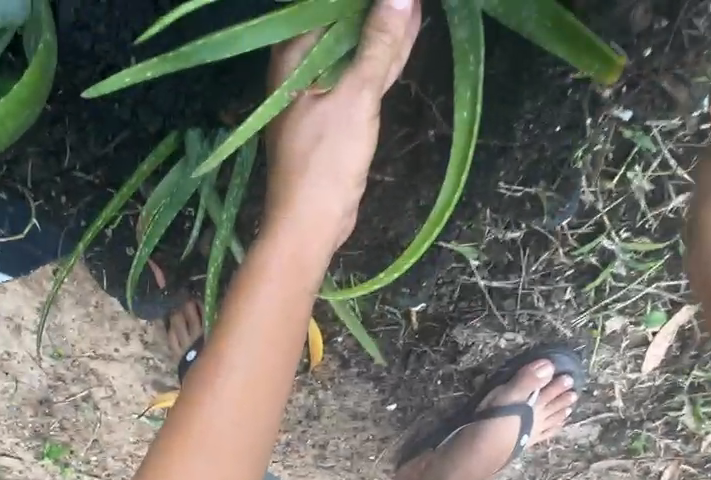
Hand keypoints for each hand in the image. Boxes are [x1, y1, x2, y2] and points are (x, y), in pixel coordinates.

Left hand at [262, 0, 421, 261]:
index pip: (328, 6)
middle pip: (342, 23)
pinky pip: (362, 77)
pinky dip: (383, 61)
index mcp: (294, 56)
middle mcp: (302, 68)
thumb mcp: (356, 97)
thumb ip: (379, 44)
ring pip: (356, 50)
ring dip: (384, 29)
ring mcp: (319, 93)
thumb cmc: (324, 162)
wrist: (309, 226)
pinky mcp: (335, 116)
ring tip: (416, 5)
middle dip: (375, 9)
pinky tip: (407, 38)